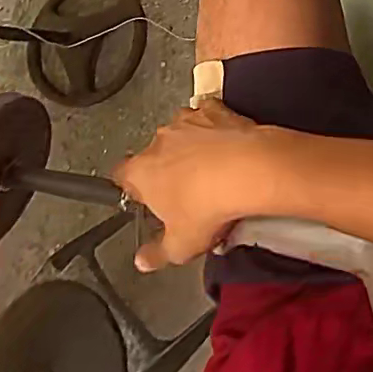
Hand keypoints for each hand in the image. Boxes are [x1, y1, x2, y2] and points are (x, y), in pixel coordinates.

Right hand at [112, 99, 268, 270]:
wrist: (249, 169)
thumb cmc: (209, 205)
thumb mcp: (180, 246)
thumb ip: (157, 254)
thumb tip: (145, 260)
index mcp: (143, 171)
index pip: (123, 176)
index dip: (134, 188)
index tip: (147, 199)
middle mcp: (162, 140)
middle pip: (155, 153)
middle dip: (167, 168)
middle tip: (186, 191)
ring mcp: (190, 121)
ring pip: (182, 131)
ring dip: (191, 144)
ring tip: (211, 167)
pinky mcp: (218, 110)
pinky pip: (210, 113)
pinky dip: (216, 124)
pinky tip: (226, 138)